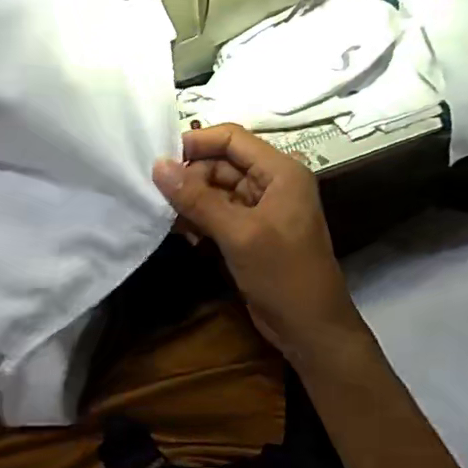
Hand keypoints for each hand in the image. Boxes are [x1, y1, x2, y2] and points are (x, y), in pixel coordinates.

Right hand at [152, 124, 364, 357]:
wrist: (310, 329)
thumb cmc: (283, 274)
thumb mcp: (239, 234)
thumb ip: (198, 199)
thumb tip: (157, 166)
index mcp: (280, 172)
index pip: (233, 138)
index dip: (197, 142)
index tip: (159, 158)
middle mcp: (271, 184)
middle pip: (221, 163)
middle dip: (190, 176)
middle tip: (157, 194)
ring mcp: (261, 210)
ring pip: (216, 190)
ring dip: (191, 201)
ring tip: (166, 216)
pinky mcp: (250, 233)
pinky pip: (218, 213)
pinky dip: (199, 219)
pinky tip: (184, 234)